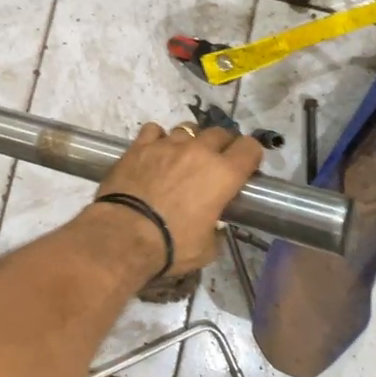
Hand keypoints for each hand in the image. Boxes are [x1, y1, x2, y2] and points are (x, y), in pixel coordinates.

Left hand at [94, 123, 262, 274]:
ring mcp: (167, 144)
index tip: (245, 166)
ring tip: (183, 156)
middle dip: (222, 144)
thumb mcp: (207, 248)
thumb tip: (212, 226)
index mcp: (223, 174)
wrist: (124, 234)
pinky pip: (154, 130)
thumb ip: (215, 230)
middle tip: (216, 162)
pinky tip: (155, 151)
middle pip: (219, 132)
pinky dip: (158, 138)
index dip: (251, 155)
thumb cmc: (172, 245)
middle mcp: (198, 151)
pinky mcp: (140, 145)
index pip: (250, 148)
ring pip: (187, 128)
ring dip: (190, 140)